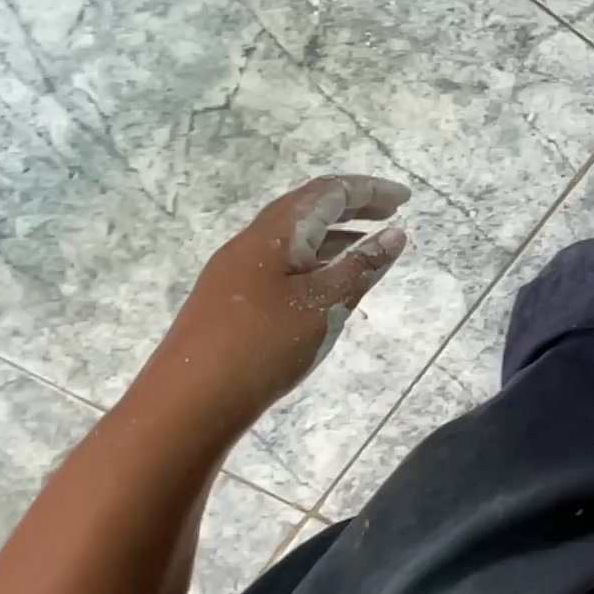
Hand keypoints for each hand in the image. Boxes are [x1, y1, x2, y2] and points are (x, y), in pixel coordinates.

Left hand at [138, 175, 410, 425]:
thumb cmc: (264, 345)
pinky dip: (319, 255)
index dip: (368, 189)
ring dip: (336, 230)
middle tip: (393, 210)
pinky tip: (334, 276)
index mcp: (274, 237)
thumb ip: (363, 266)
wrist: (188, 404)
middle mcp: (251, 245)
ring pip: (295, 235)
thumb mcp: (327, 304)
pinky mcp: (235, 298)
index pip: (326, 194)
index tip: (405, 198)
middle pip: (306, 207)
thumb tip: (395, 234)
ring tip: (372, 241)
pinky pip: (285, 259)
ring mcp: (238, 272)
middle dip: (352, 204)